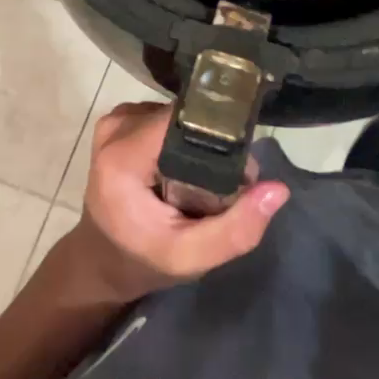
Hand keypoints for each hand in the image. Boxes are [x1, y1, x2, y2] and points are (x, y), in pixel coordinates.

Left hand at [67, 101, 288, 301]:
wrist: (101, 261)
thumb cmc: (142, 262)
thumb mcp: (189, 258)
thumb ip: (235, 230)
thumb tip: (278, 189)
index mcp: (122, 156)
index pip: (186, 121)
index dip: (220, 137)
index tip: (239, 170)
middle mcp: (116, 128)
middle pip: (183, 117)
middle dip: (213, 144)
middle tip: (229, 183)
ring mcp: (115, 121)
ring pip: (178, 116)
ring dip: (198, 142)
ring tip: (207, 180)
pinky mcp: (119, 122)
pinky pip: (165, 119)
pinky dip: (181, 140)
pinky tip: (185, 169)